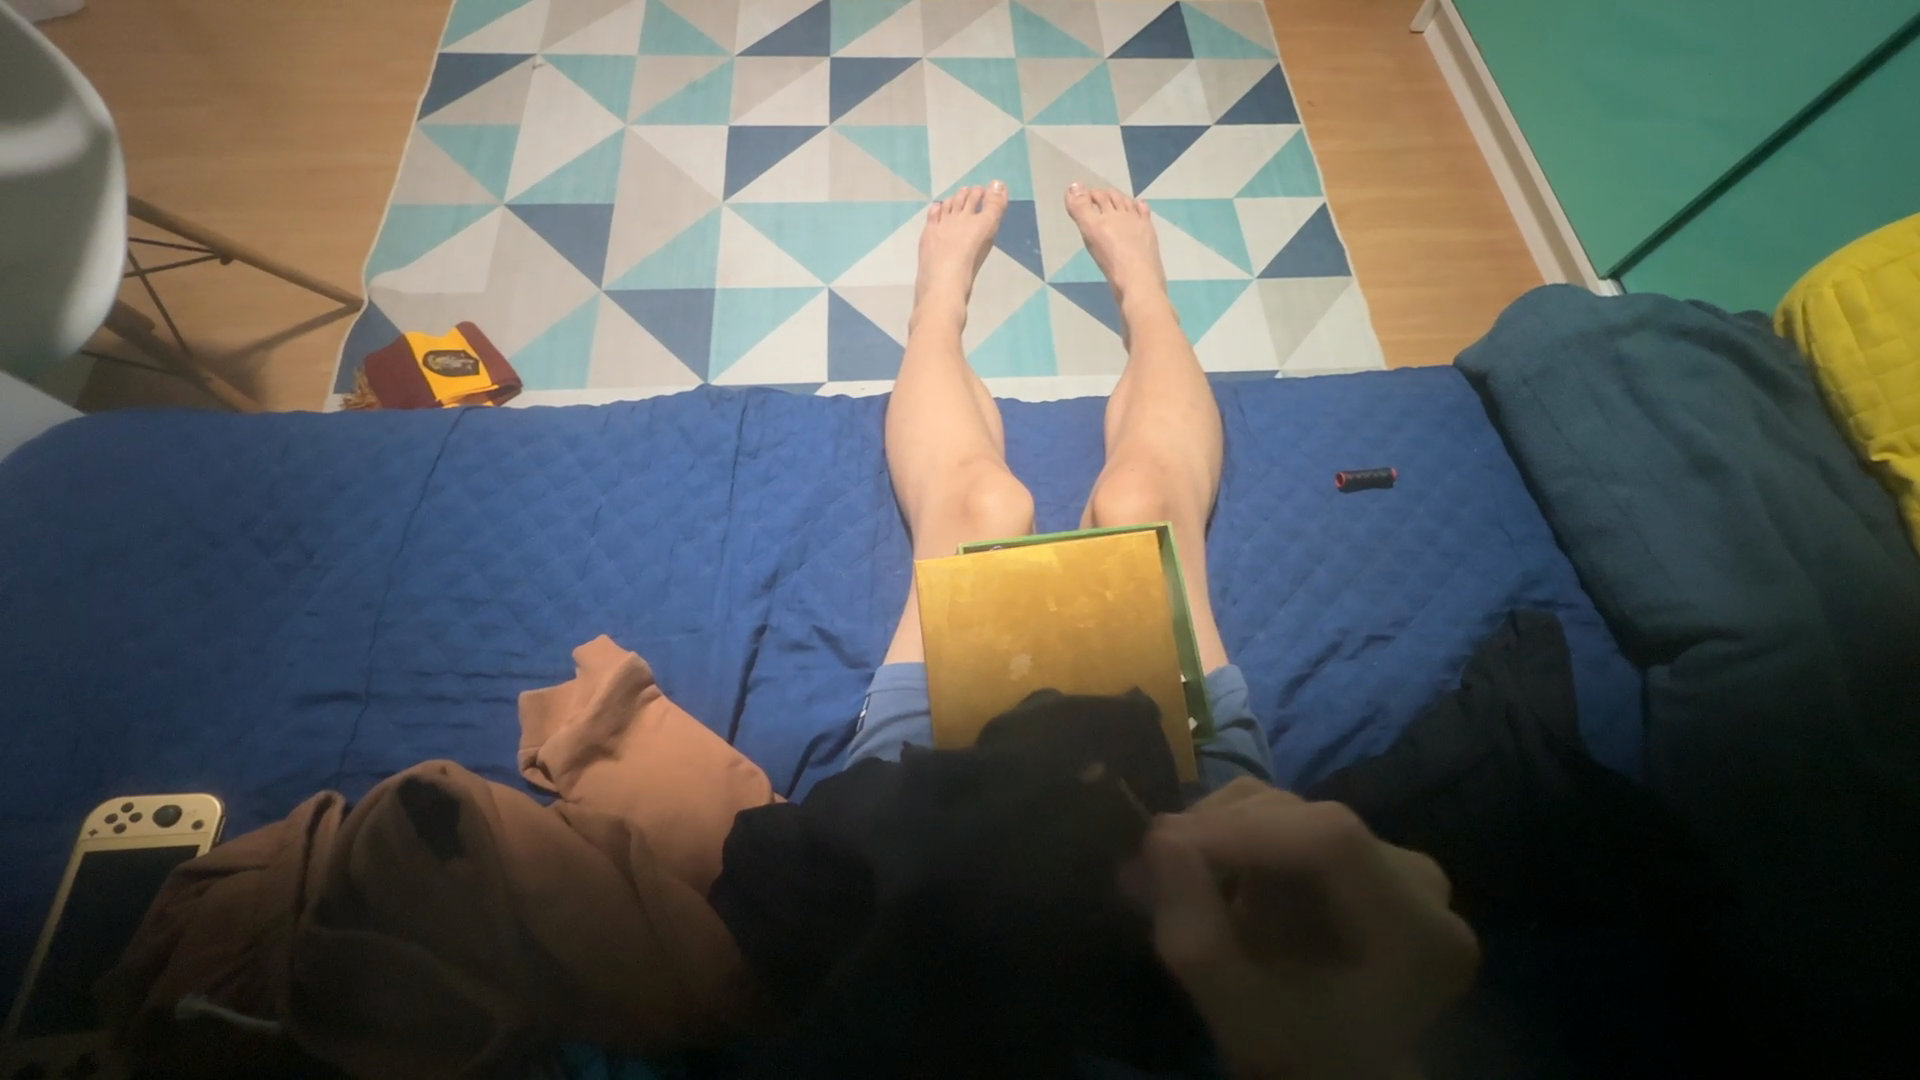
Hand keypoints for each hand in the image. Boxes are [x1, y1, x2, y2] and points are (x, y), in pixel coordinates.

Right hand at [1128, 780, 1477, 1079]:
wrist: (1330, 1069)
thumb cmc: (1298, 1055)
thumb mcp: (1240, 1017)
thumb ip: (1198, 939)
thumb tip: (1159, 840)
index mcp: (1418, 933)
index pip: (1332, 841)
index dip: (1241, 830)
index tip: (1161, 846)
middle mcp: (1416, 881)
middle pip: (1302, 818)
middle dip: (1212, 834)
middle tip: (1141, 865)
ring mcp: (1384, 858)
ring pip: (1281, 807)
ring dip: (1212, 833)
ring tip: (1163, 874)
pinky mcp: (1348, 847)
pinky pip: (1277, 815)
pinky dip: (1225, 835)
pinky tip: (1198, 870)